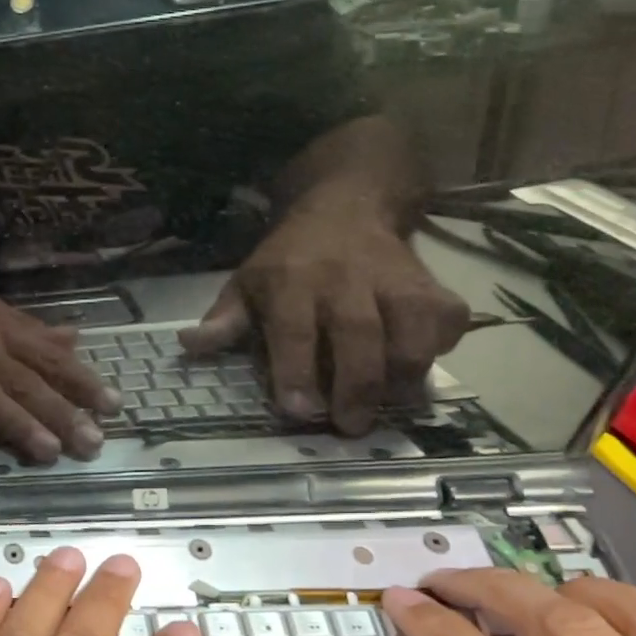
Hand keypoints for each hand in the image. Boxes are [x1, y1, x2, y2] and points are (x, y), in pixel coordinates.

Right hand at [0, 261, 120, 462]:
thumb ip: (30, 330)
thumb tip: (72, 340)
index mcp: (4, 331)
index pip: (51, 359)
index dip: (83, 383)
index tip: (113, 407)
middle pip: (28, 385)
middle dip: (61, 414)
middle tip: (91, 444)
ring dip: (20, 424)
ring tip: (48, 451)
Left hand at [181, 207, 467, 435]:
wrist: (346, 209)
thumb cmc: (287, 260)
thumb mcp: (244, 283)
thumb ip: (224, 320)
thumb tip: (188, 345)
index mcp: (291, 282)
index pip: (294, 330)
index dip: (296, 372)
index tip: (298, 410)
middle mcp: (346, 281)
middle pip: (359, 337)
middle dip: (356, 387)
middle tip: (350, 426)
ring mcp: (397, 283)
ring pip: (412, 335)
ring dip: (402, 378)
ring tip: (386, 408)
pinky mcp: (436, 288)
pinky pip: (447, 326)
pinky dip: (438, 353)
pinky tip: (413, 370)